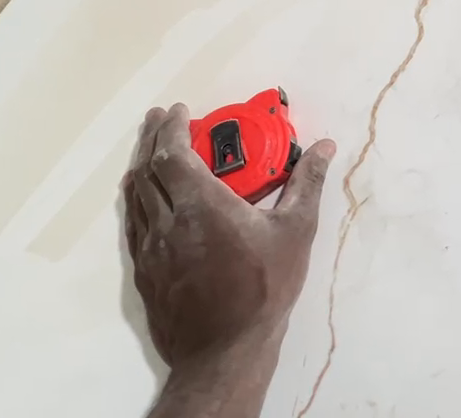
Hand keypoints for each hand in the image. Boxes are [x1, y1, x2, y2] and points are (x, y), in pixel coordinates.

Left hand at [124, 103, 336, 374]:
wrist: (225, 350)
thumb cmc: (265, 285)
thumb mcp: (297, 230)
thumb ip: (307, 183)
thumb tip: (326, 147)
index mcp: (202, 207)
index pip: (173, 156)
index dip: (171, 129)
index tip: (179, 109)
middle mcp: (168, 223)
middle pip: (147, 172)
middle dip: (152, 139)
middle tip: (160, 117)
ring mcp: (151, 250)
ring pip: (135, 198)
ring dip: (142, 167)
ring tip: (152, 151)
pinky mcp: (145, 273)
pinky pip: (134, 224)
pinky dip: (139, 199)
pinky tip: (149, 199)